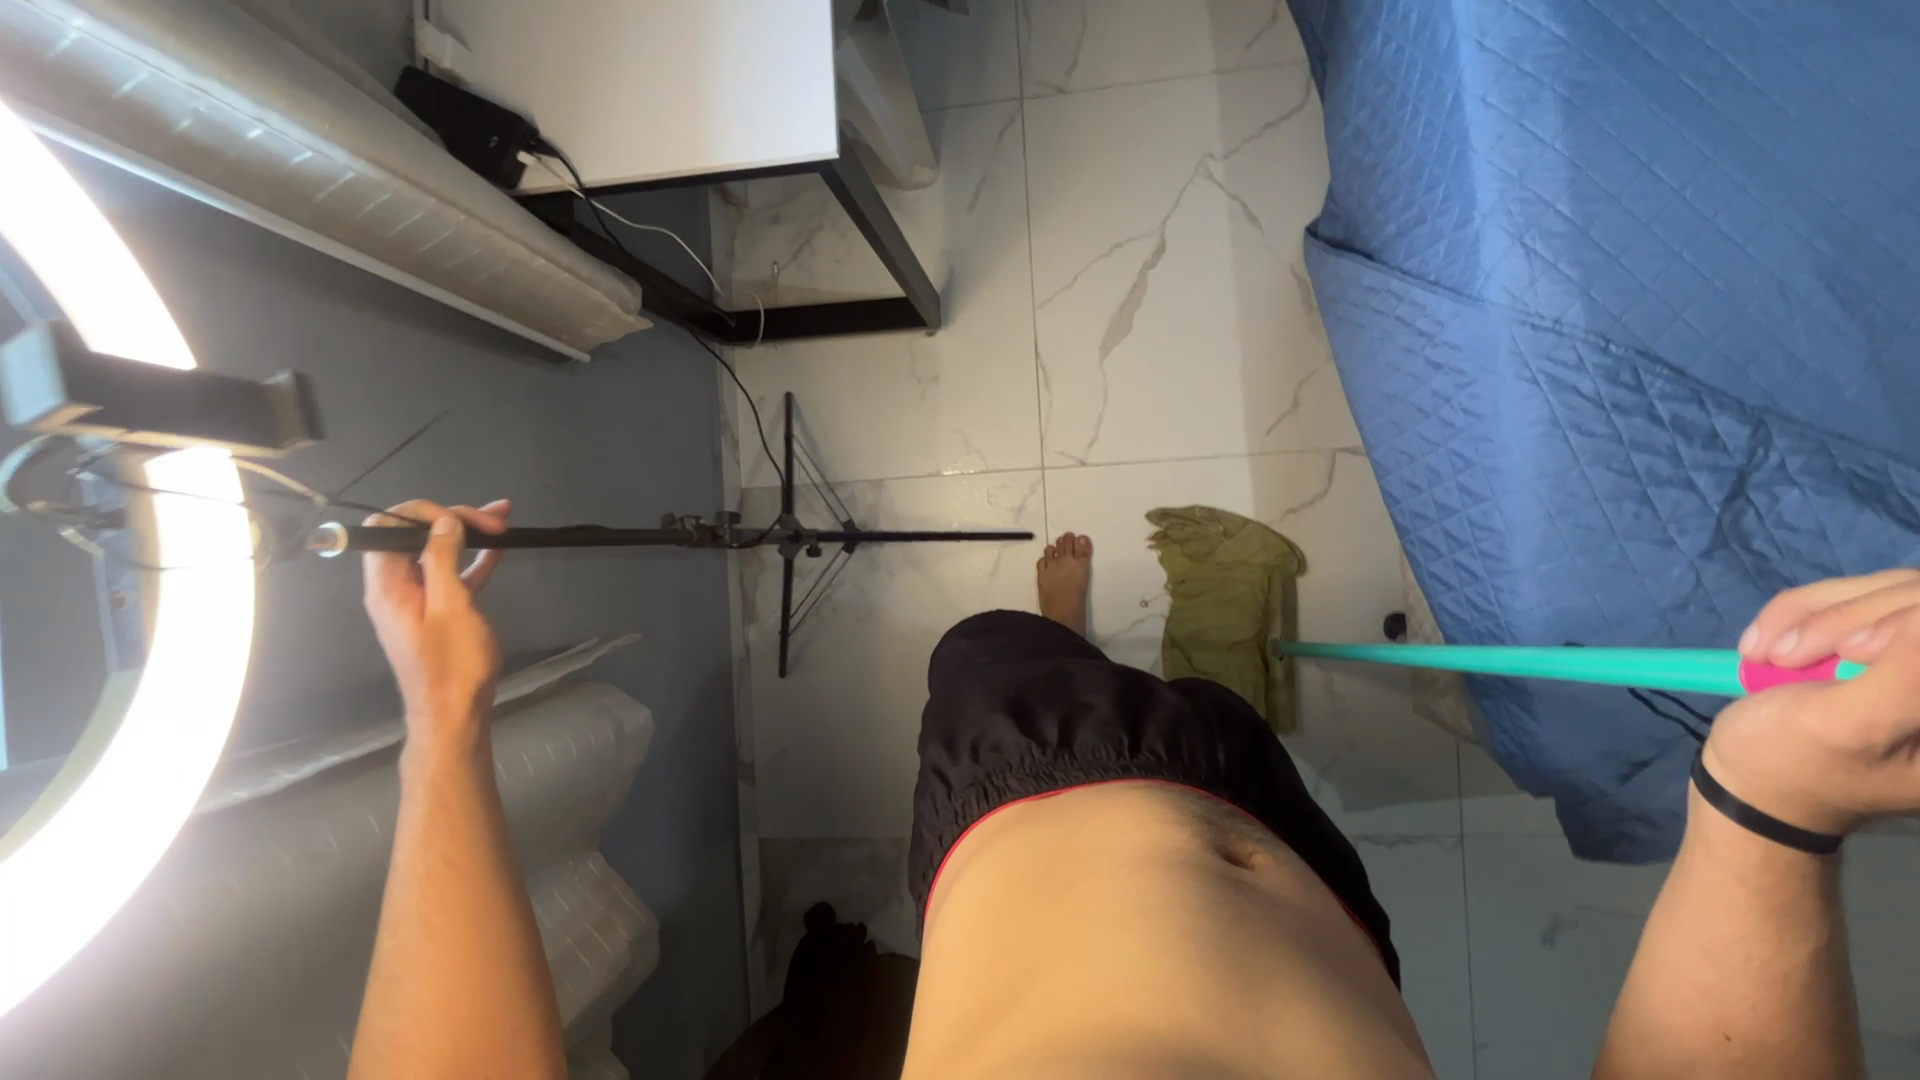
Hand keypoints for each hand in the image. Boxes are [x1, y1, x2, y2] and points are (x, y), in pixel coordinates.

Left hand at [362, 499, 511, 748]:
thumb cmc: (453, 662)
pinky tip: (499, 549)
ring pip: (437, 552)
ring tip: (503, 521)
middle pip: (414, 536)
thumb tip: (444, 521)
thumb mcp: (452, 606)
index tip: (460, 520)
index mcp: (387, 584)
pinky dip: (474, 559)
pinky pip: (452, 574)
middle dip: (453, 519)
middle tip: (496, 520)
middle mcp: (396, 586)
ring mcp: (417, 598)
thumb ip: (443, 559)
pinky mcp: (439, 610)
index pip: (386, 526)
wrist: (454, 711)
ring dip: (468, 534)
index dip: (422, 513)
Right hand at [1709, 568, 1919, 835]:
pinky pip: (1853, 598)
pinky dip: (1798, 614)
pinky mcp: (1884, 646)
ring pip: (1885, 591)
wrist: (1747, 783)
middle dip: (1842, 619)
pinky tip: (1768, 645)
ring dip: (1810, 615)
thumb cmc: (1792, 763)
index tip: (1849, 653)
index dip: (1904, 621)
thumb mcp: (1846, 725)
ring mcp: (1918, 662)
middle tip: (1783, 659)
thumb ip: (1907, 673)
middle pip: (1918, 599)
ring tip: (1766, 654)